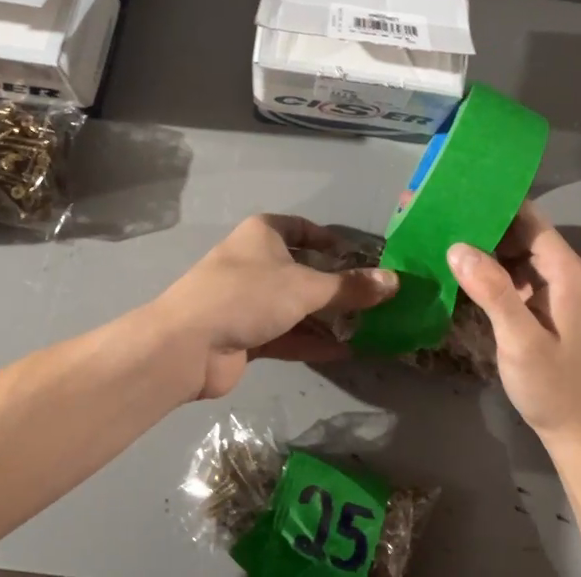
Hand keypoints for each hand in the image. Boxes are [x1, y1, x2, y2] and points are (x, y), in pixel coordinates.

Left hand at [154, 214, 398, 399]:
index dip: (330, 240)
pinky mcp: (245, 335)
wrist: (187, 345)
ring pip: (296, 305)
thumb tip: (394, 281)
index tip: (359, 257)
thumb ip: (350, 287)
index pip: (302, 229)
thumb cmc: (247, 295)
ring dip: (327, 317)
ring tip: (369, 327)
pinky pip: (287, 334)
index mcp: (263, 234)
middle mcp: (255, 262)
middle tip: (373, 299)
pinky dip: (313, 341)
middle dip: (336, 286)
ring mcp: (248, 300)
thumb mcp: (306, 287)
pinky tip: (346, 351)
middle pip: (303, 270)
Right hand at [448, 202, 580, 448]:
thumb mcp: (522, 341)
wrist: (577, 432)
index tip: (453, 188)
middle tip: (432, 206)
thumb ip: (493, 292)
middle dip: (477, 216)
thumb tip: (458, 247)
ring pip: (507, 248)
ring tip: (434, 226)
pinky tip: (450, 262)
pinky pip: (504, 270)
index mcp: (562, 268)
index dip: (493, 198)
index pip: (526, 215)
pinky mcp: (531, 301)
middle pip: (515, 227)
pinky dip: (480, 263)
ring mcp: (544, 285)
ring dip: (476, 239)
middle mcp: (555, 268)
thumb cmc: (555, 386)